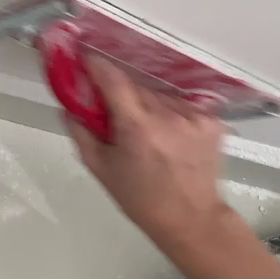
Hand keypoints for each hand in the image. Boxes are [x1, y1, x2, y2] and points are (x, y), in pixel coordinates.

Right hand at [67, 57, 235, 252]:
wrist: (192, 219)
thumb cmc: (139, 196)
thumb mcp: (99, 167)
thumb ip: (80, 131)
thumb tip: (68, 105)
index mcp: (138, 127)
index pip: (114, 79)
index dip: (97, 65)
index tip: (85, 59)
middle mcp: (168, 116)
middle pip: (135, 86)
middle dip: (119, 93)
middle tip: (111, 111)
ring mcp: (194, 117)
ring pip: (157, 94)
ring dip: (145, 102)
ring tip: (143, 128)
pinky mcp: (212, 122)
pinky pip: (179, 104)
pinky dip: (167, 111)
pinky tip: (167, 132)